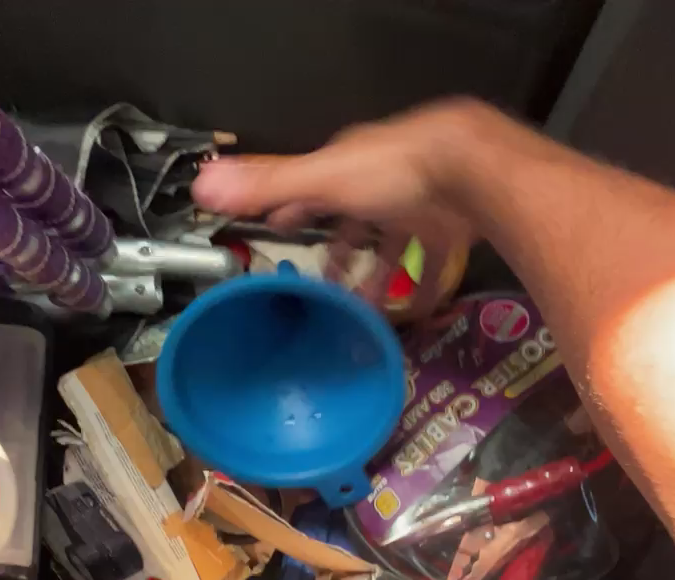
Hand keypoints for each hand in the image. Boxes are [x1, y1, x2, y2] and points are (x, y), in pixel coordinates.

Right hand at [192, 99, 498, 316]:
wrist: (469, 168)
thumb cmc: (393, 171)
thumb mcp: (323, 179)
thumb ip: (269, 187)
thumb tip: (204, 186)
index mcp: (346, 172)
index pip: (308, 190)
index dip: (289, 210)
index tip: (275, 229)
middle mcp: (380, 185)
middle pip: (351, 224)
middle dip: (338, 256)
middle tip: (325, 288)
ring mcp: (416, 207)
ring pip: (390, 247)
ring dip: (375, 279)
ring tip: (363, 313)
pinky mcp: (448, 228)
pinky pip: (430, 265)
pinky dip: (420, 291)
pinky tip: (414, 316)